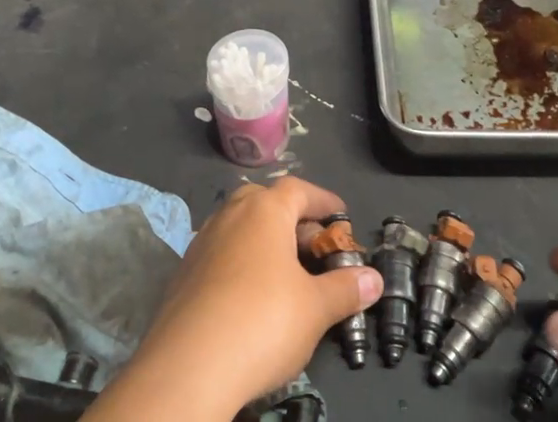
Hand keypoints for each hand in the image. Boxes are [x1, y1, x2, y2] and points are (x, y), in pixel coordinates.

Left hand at [86, 178, 382, 421]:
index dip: (323, 200)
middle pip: (264, 202)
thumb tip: (375, 279)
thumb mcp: (316, 308)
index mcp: (264, 211)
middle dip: (290, 218)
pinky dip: (241, 264)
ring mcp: (201, 244)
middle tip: (312, 245)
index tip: (340, 214)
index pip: (298, 189)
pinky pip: (220, 255)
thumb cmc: (262, 322)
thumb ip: (346, 289)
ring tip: (286, 272)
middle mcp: (229, 216)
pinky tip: (252, 295)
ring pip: (238, 228)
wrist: (187, 368)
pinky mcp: (182, 276)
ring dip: (263, 241)